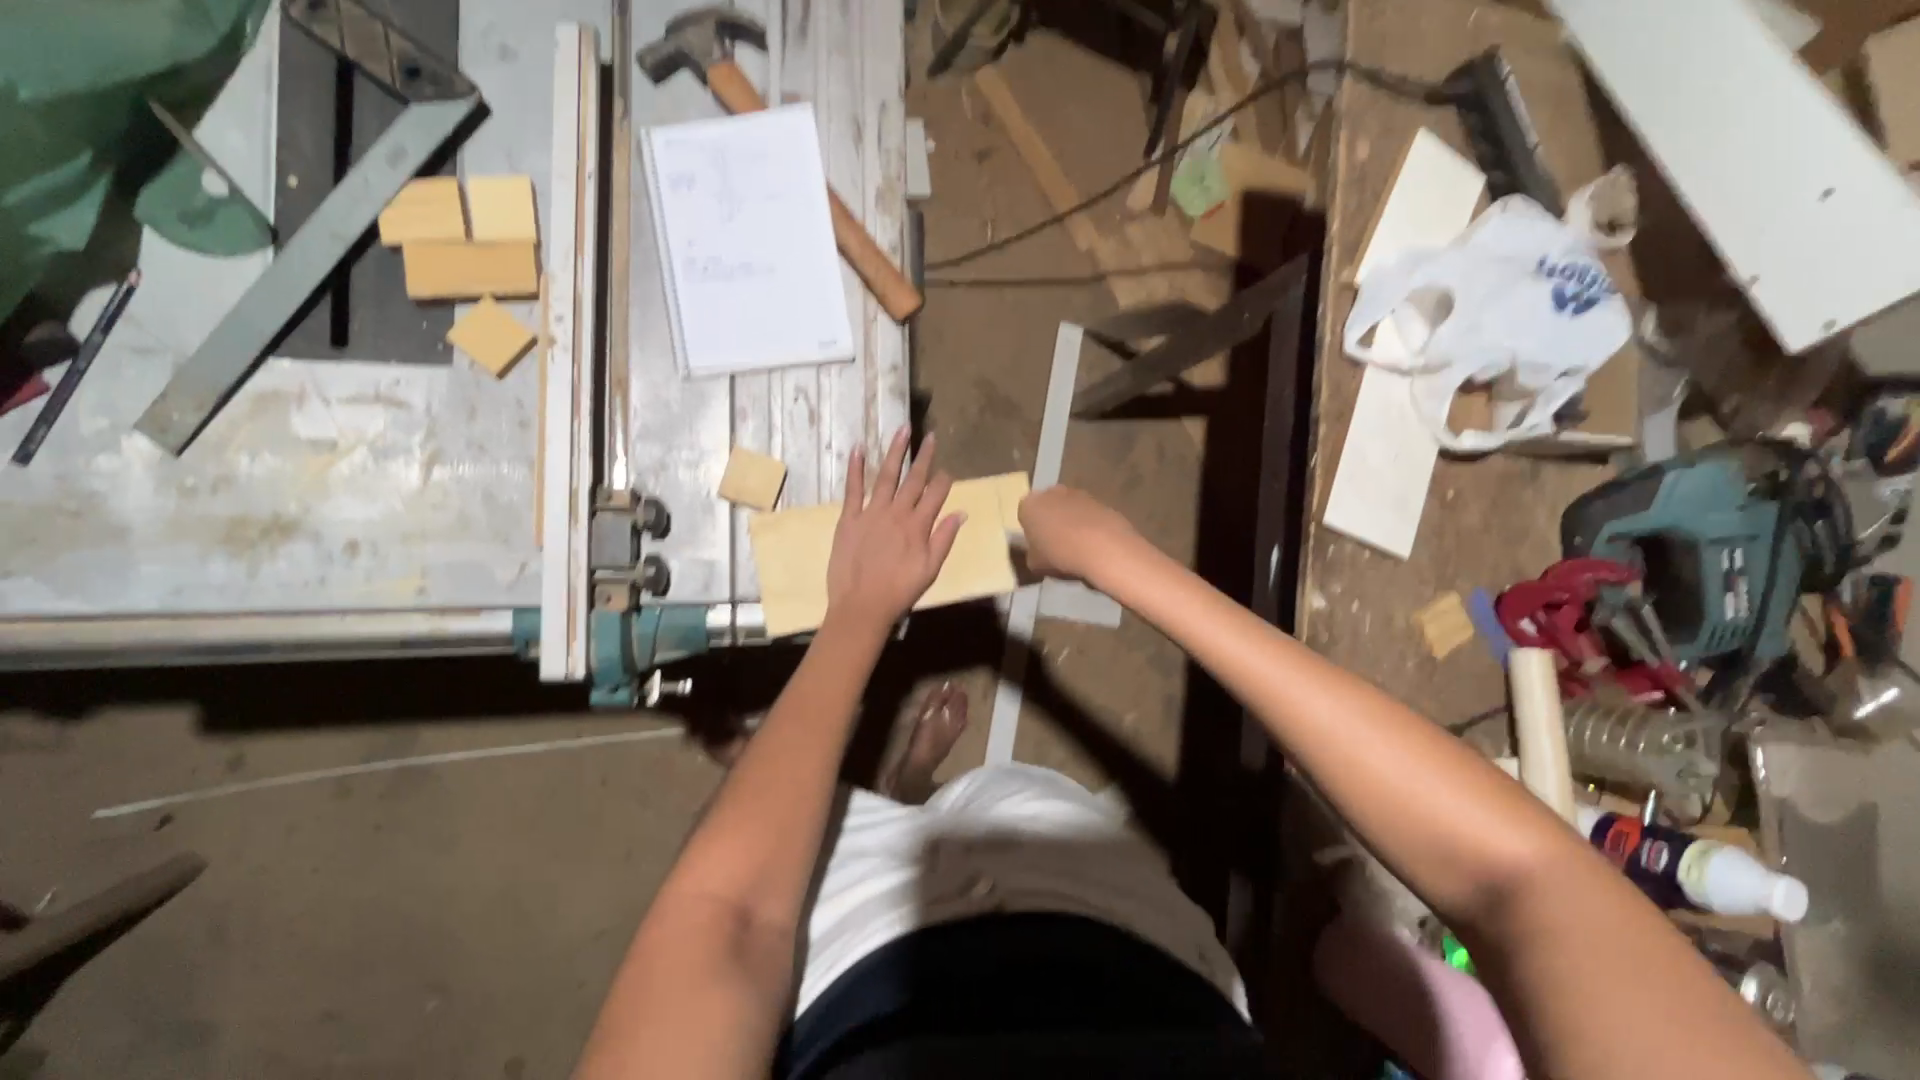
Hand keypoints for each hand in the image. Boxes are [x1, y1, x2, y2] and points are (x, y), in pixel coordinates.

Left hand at [825, 427, 964, 632]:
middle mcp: (897, 513)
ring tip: (903, 431)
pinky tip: (859, 448)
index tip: (947, 470)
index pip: (935, 494)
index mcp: (918, 526)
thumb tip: (960, 513)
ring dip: (895, 452)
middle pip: (914, 479)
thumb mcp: (930, 569)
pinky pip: (853, 488)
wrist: (862, 605)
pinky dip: (856, 468)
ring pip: (887, 476)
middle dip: (924, 457)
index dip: (943, 481)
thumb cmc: (900, 592)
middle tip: (930, 437)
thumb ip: (944, 539)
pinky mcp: (849, 518)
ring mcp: (871, 513)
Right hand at [1016, 487, 1140, 582]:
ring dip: (1072, 521)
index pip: (1024, 515)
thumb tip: (1039, 552)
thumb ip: (1033, 554)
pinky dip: (1090, 524)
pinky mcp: (1100, 500)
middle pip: (1047, 507)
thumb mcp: (1035, 564)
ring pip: (1069, 508)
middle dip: (1051, 521)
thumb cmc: (1060, 554)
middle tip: (1057, 544)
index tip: (1039, 546)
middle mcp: (1051, 492)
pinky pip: (1089, 514)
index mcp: (1029, 504)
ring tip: (1079, 545)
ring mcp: (1078, 493)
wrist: (1103, 547)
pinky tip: (1095, 543)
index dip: (1031, 531)